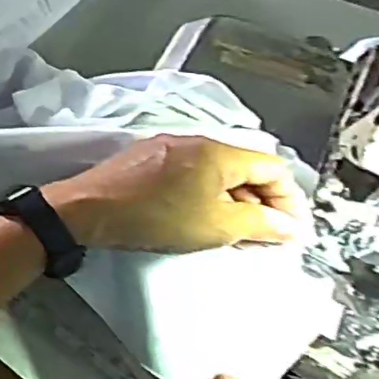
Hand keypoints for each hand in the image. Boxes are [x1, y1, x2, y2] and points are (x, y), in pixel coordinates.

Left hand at [43, 135, 307, 252]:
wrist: (88, 209)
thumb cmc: (153, 216)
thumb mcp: (219, 226)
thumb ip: (262, 224)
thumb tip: (288, 226)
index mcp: (214, 150)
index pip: (272, 167)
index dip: (289, 200)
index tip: (290, 231)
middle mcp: (189, 141)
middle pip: (243, 167)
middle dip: (261, 203)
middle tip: (265, 237)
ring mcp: (162, 147)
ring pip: (214, 172)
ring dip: (231, 201)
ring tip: (233, 234)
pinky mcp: (143, 159)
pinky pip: (186, 173)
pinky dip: (202, 195)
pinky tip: (198, 219)